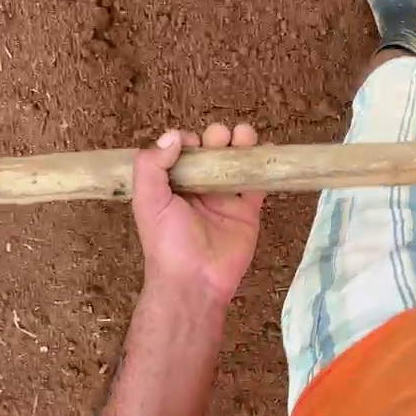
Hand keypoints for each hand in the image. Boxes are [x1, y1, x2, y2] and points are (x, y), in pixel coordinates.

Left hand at [131, 123, 266, 299]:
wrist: (195, 281)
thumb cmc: (168, 242)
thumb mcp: (148, 202)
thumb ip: (152, 166)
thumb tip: (174, 135)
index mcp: (173, 184)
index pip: (183, 151)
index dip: (189, 140)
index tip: (192, 143)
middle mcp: (200, 187)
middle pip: (213, 151)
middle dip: (218, 136)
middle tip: (220, 139)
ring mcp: (226, 197)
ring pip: (236, 162)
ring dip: (241, 142)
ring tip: (244, 134)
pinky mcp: (248, 210)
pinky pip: (258, 183)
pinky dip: (263, 165)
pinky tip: (267, 149)